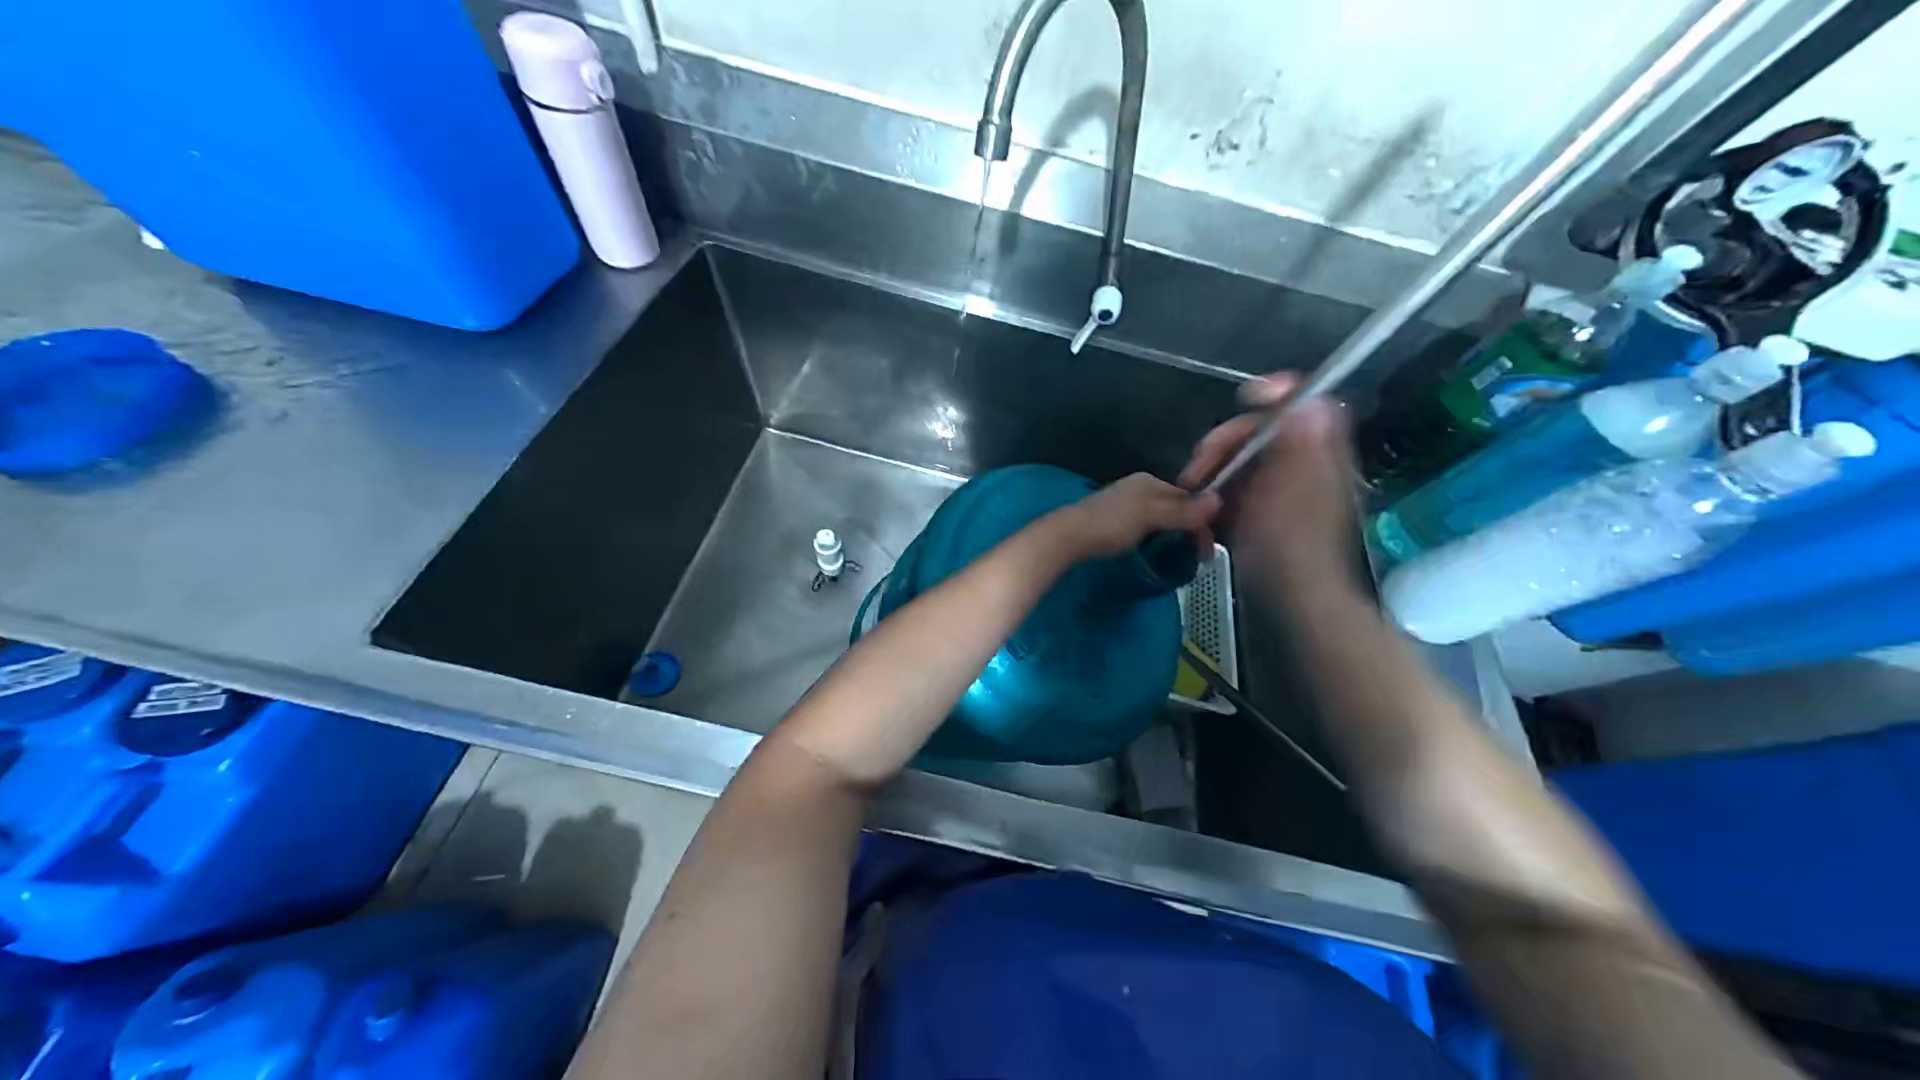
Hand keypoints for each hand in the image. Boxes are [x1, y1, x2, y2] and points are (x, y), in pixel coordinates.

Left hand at [1048, 473, 1221, 560]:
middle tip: (1200, 557)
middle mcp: (1138, 487)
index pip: (1188, 496)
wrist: (1066, 537)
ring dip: (1176, 535)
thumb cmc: (1109, 524)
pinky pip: (1147, 526)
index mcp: (1149, 481)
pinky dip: (1158, 537)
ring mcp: (1125, 503)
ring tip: (1184, 557)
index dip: (1202, 520)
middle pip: (1175, 506)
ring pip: (1162, 517)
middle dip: (1191, 529)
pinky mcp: (1114, 521)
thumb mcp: (1149, 516)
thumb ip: (1182, 511)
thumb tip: (1218, 500)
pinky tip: (1158, 550)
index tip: (1208, 548)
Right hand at [1179, 374, 1358, 590]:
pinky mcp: (1259, 509)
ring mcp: (1277, 487)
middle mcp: (1298, 463)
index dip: (1273, 395)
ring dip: (1209, 472)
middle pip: (1255, 432)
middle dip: (1220, 445)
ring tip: (1191, 495)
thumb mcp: (1295, 492)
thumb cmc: (1291, 548)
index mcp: (1314, 453)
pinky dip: (1213, 495)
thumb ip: (1301, 444)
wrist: (1294, 599)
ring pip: (1237, 460)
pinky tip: (1203, 512)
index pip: (1297, 406)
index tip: (1245, 398)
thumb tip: (1307, 397)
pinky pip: (1232, 487)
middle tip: (1194, 473)